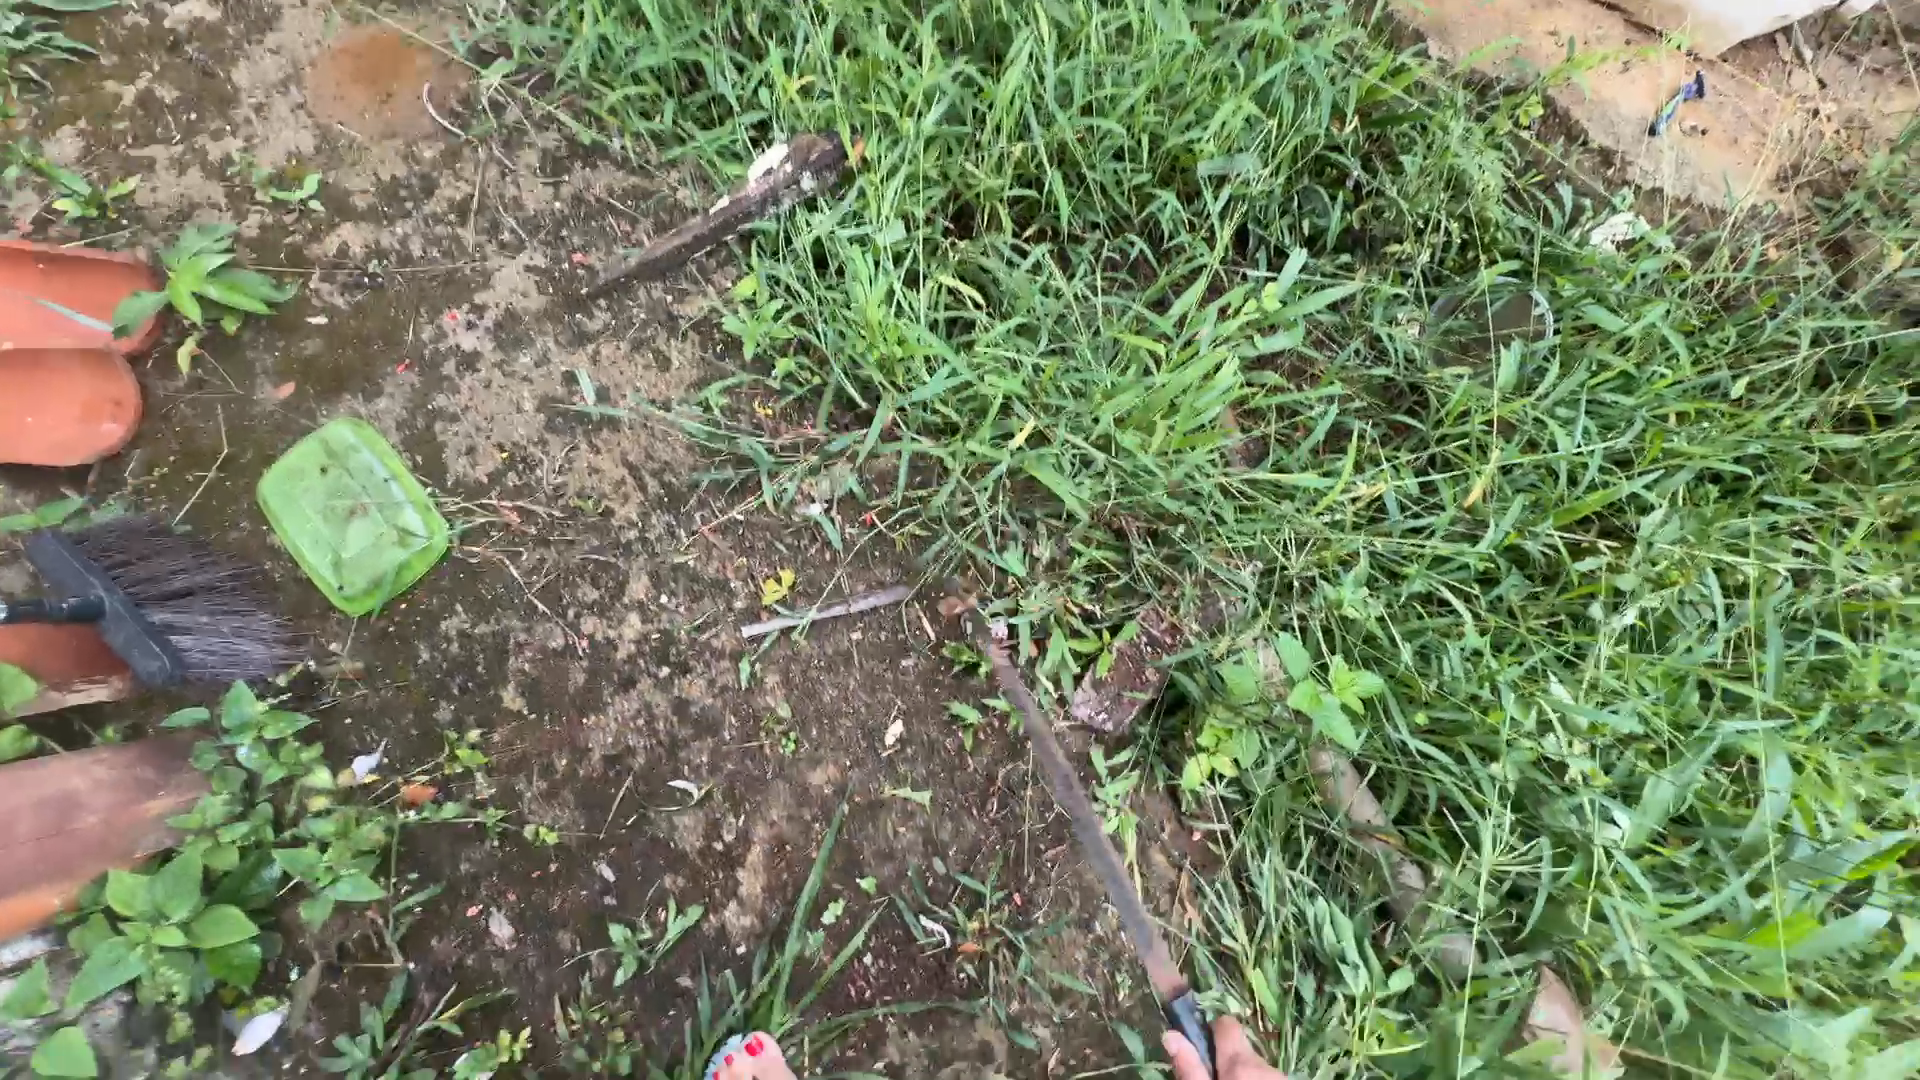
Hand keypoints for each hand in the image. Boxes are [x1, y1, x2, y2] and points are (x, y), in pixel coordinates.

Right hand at [1164, 1016, 1286, 1079]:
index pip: (1226, 1023)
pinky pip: (1269, 1078)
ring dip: (1244, 1075)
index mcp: (1240, 1060)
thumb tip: (1169, 1033)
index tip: (1202, 1046)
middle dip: (1227, 1059)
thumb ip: (1190, 1067)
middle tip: (1213, 1077)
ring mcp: (1282, 1077)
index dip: (1212, 1031)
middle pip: (1241, 1047)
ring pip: (1257, 1066)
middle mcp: (1264, 1064)